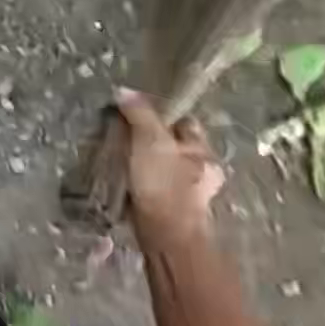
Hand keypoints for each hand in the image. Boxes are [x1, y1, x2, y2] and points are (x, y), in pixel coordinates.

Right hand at [116, 88, 224, 245]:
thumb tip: (124, 90)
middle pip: (176, 144)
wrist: (167, 235)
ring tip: (122, 154)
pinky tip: (127, 177)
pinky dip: (144, 178)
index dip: (163, 113)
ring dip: (149, 160)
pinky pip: (157, 183)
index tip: (137, 109)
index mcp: (202, 151)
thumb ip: (139, 114)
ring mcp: (190, 192)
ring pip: (166, 165)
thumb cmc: (164, 184)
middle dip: (155, 138)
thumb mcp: (150, 140)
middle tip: (125, 132)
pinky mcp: (174, 208)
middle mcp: (202, 170)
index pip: (185, 122)